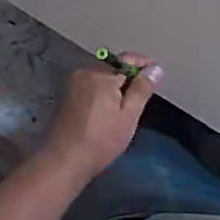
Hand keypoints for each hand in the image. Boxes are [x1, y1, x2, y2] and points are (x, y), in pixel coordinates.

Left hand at [41, 53, 162, 181]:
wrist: (63, 159)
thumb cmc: (101, 140)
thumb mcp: (128, 116)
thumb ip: (142, 89)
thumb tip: (155, 68)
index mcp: (100, 73)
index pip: (127, 59)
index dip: (143, 64)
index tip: (156, 72)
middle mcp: (84, 71)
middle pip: (112, 66)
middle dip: (128, 76)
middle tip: (143, 94)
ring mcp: (73, 82)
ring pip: (101, 76)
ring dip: (114, 84)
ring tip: (126, 104)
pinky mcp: (66, 94)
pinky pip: (90, 84)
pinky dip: (102, 90)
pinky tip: (107, 108)